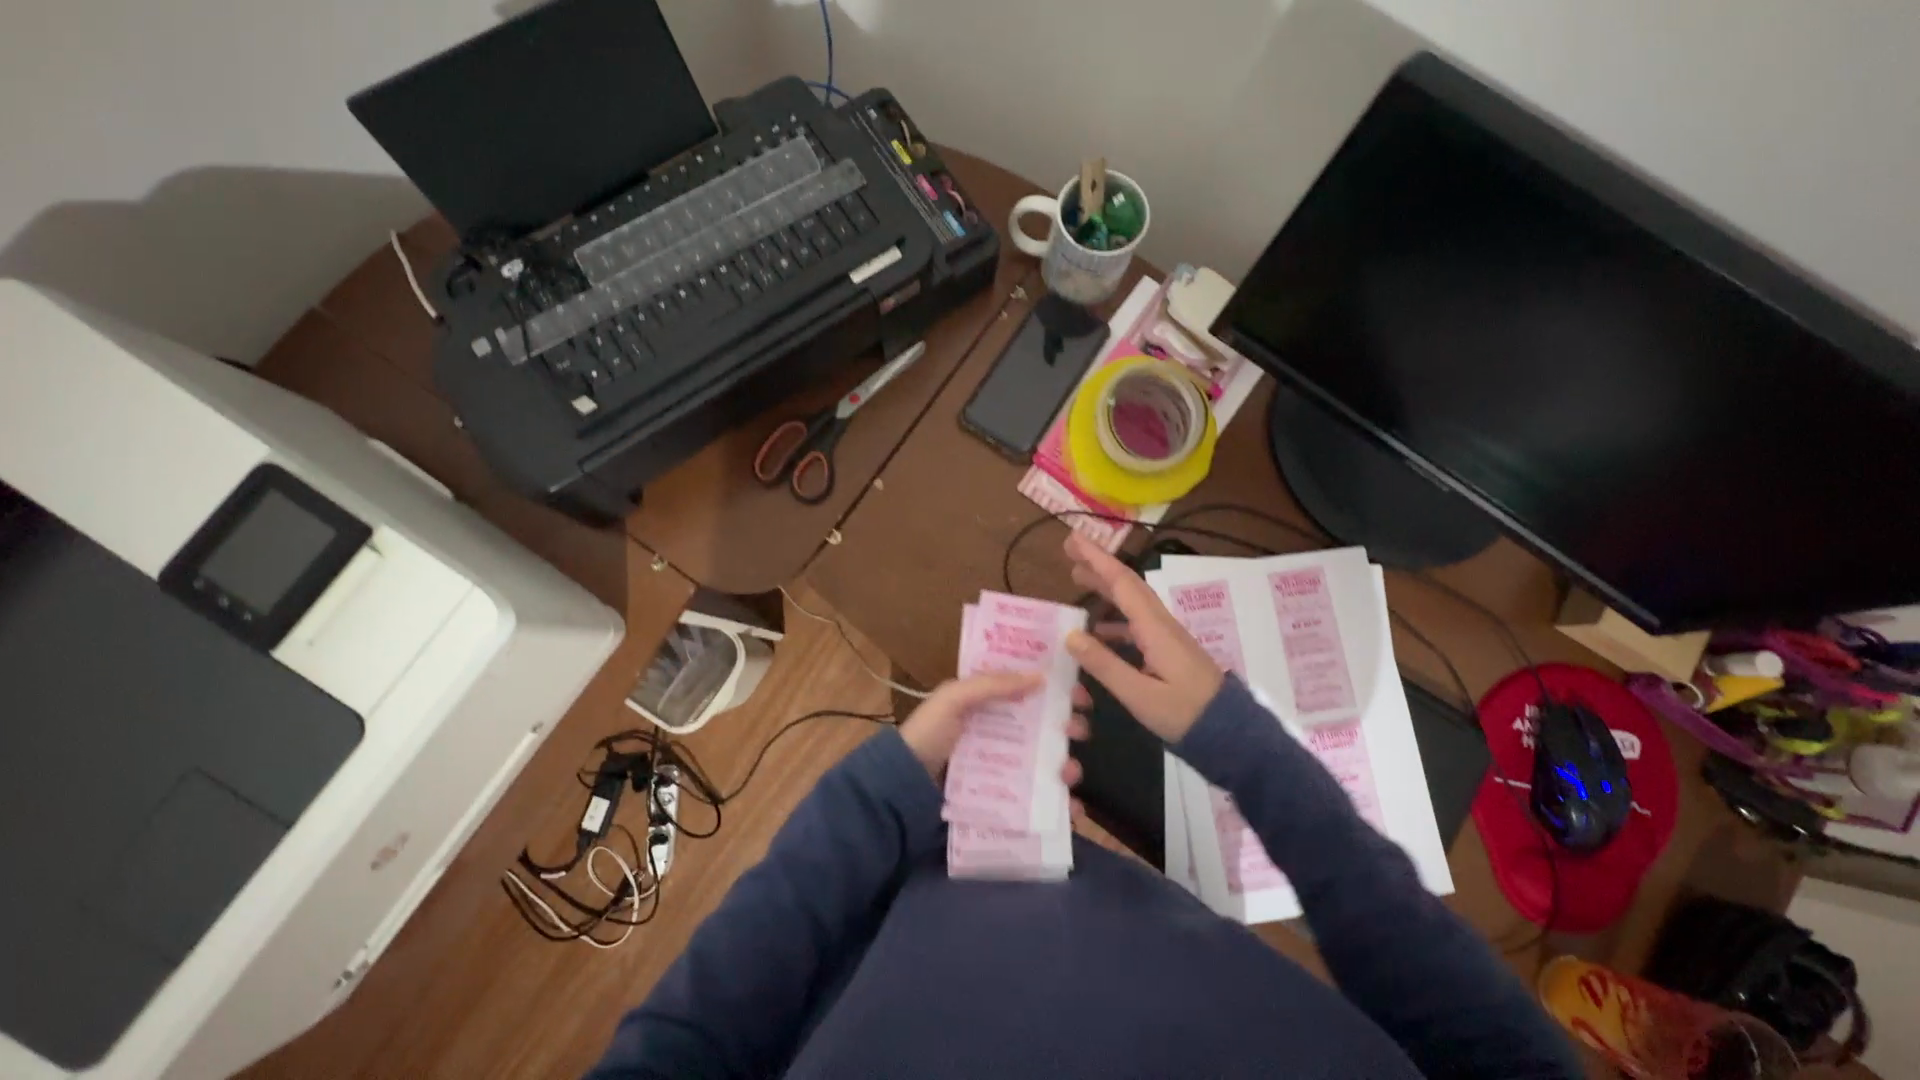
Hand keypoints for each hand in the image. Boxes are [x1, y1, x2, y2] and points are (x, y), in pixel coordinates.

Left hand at [899, 673, 1090, 789]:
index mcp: (989, 704)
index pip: (1031, 692)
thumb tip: (1041, 676)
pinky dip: (1063, 806)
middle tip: (1076, 730)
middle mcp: (1002, 734)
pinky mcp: (1007, 800)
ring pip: (1049, 764)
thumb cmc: (927, 736)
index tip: (1079, 694)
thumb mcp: (953, 699)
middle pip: (1047, 728)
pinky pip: (1041, 801)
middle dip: (1069, 727)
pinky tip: (1073, 809)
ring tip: (1068, 773)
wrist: (902, 790)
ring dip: (1069, 766)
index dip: (1058, 690)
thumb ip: (992, 684)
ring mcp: (1006, 769)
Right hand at [1062, 530, 1223, 742]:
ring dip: (1106, 590)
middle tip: (1070, 553)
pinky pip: (1137, 625)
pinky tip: (1099, 632)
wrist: (1229, 734)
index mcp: (1155, 629)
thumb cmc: (1184, 713)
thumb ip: (1104, 664)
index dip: (1097, 560)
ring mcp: (1167, 639)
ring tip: (1079, 582)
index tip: (1074, 539)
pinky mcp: (1169, 654)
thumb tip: (1070, 635)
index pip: (1123, 584)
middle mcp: (1161, 626)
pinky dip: (1115, 620)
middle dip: (1100, 567)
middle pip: (1129, 586)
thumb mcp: (1138, 694)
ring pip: (1133, 604)